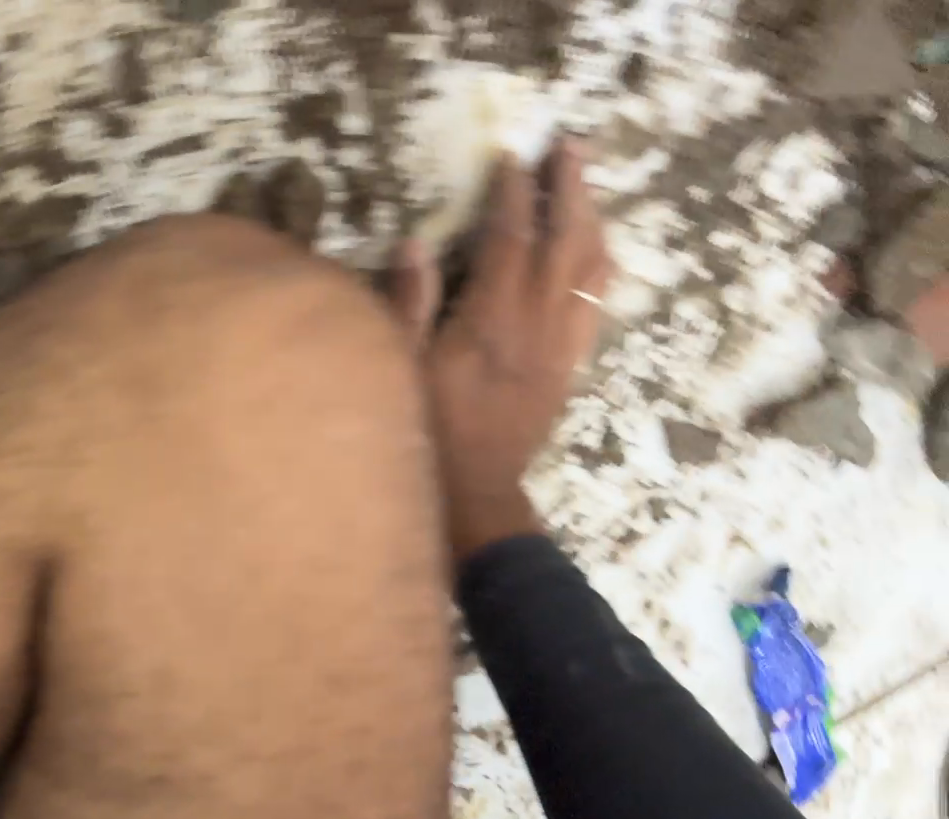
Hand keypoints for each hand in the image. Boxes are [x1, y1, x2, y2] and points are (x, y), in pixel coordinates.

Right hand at [391, 139, 615, 560]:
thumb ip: (408, 306)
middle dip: (570, 189)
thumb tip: (414, 245)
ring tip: (588, 189)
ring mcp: (561, 345)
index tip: (514, 157)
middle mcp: (537, 323)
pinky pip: (598, 306)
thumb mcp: (398, 369)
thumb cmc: (424, 431)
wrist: (473, 491)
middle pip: (566, 241)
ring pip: (592, 268)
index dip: (513, 195)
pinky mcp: (569, 367)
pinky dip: (601, 269)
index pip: (511, 239)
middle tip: (572, 147)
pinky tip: (598, 256)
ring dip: (593, 220)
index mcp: (490, 320)